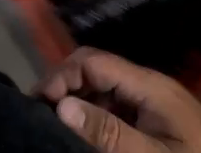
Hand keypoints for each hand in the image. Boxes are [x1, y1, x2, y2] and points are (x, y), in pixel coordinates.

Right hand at [37, 48, 200, 152]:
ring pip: (107, 92)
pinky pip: (121, 110)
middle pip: (98, 71)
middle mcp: (149, 86)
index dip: (62, 76)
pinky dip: (99, 118)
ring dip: (81, 104)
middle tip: (41, 114)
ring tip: (57, 128)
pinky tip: (88, 138)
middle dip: (67, 87)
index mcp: (148, 85)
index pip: (93, 61)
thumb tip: (63, 106)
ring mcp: (156, 104)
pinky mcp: (161, 123)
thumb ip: (110, 133)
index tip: (39, 103)